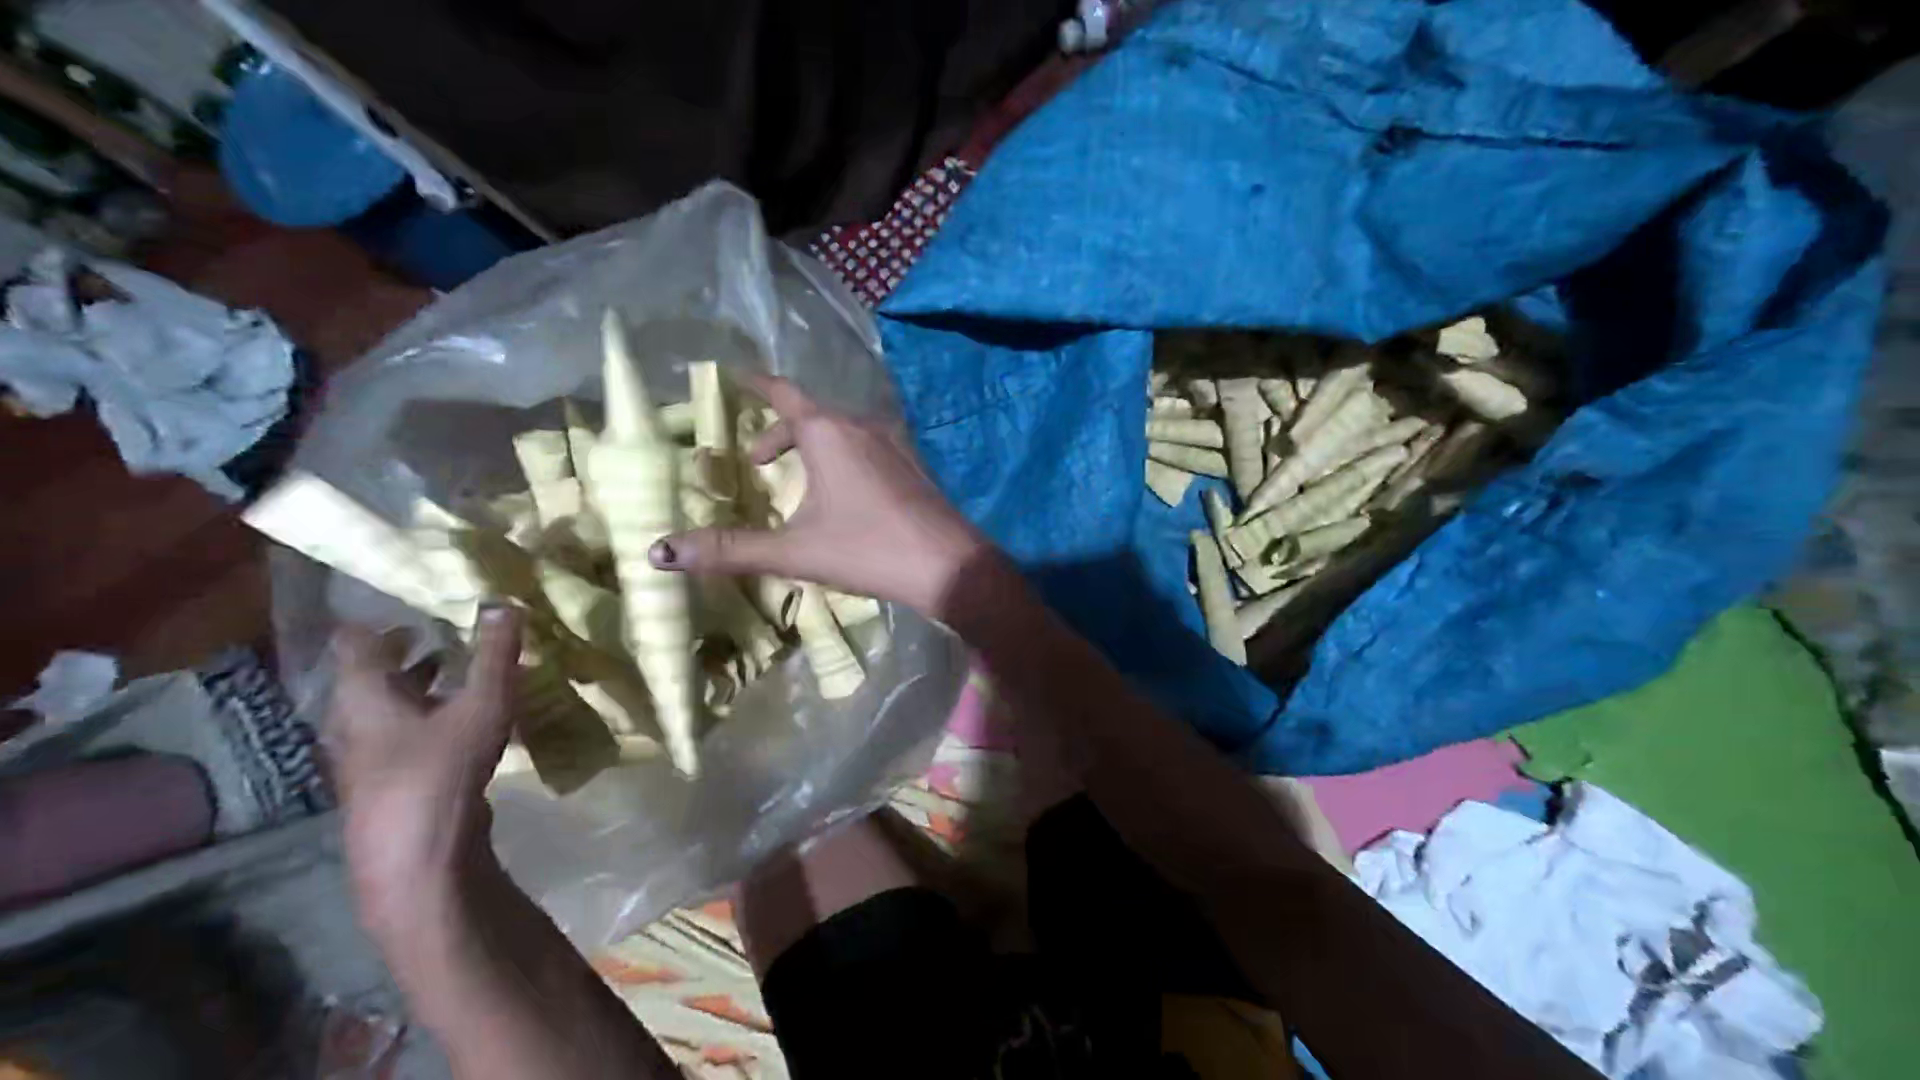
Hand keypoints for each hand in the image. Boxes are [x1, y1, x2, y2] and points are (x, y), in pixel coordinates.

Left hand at [323, 607, 522, 941]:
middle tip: (444, 634)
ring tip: (458, 671)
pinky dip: (425, 715)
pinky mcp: (385, 781)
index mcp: (363, 696)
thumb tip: (504, 603)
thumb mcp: (482, 705)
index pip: (357, 643)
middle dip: (405, 653)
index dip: (381, 620)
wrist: (417, 858)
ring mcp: (364, 756)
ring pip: (385, 707)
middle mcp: (352, 721)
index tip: (414, 605)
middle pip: (369, 676)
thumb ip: (494, 655)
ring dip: (417, 686)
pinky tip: (460, 720)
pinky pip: (400, 733)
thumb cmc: (441, 770)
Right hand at [649, 375, 996, 619]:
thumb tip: (658, 552)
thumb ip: (729, 550)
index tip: (733, 376)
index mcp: (829, 432)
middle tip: (756, 464)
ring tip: (796, 481)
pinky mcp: (912, 465)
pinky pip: (865, 447)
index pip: (783, 393)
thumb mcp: (794, 550)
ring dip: (812, 447)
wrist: (950, 566)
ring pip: (841, 432)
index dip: (756, 384)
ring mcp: (894, 444)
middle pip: (810, 415)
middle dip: (779, 434)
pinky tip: (843, 495)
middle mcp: (862, 426)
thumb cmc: (869, 549)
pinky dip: (841, 457)